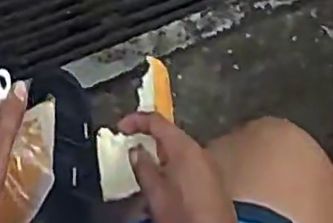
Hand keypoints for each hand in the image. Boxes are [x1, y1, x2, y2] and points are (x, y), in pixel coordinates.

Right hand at [120, 112, 236, 222]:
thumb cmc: (183, 214)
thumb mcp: (157, 194)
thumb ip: (143, 168)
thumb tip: (134, 149)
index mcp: (183, 146)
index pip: (157, 121)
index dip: (136, 120)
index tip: (120, 127)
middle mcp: (198, 148)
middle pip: (169, 133)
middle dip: (148, 137)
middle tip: (130, 144)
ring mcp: (207, 162)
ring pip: (178, 148)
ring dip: (160, 153)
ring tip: (144, 165)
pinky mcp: (212, 177)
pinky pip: (187, 161)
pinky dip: (172, 164)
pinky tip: (164, 179)